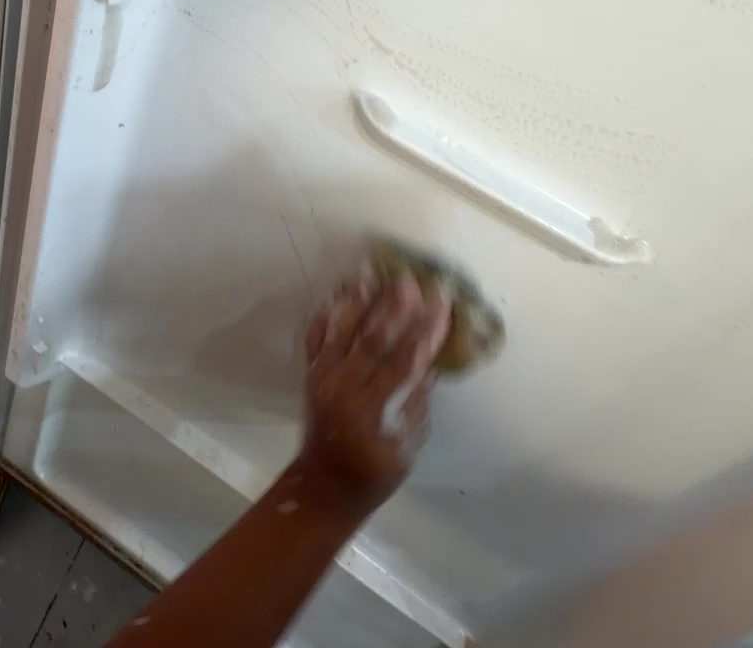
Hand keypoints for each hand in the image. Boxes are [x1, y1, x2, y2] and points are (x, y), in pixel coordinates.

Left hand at [295, 265, 450, 513]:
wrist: (326, 482)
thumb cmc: (377, 469)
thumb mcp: (408, 444)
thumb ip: (417, 401)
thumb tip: (428, 360)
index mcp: (376, 408)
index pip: (406, 360)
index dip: (426, 329)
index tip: (441, 301)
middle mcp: (347, 387)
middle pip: (372, 339)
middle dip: (392, 306)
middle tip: (408, 278)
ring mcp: (325, 376)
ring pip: (342, 330)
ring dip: (357, 299)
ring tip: (369, 271)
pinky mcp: (311, 371)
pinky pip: (317, 336)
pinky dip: (327, 313)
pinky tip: (339, 291)